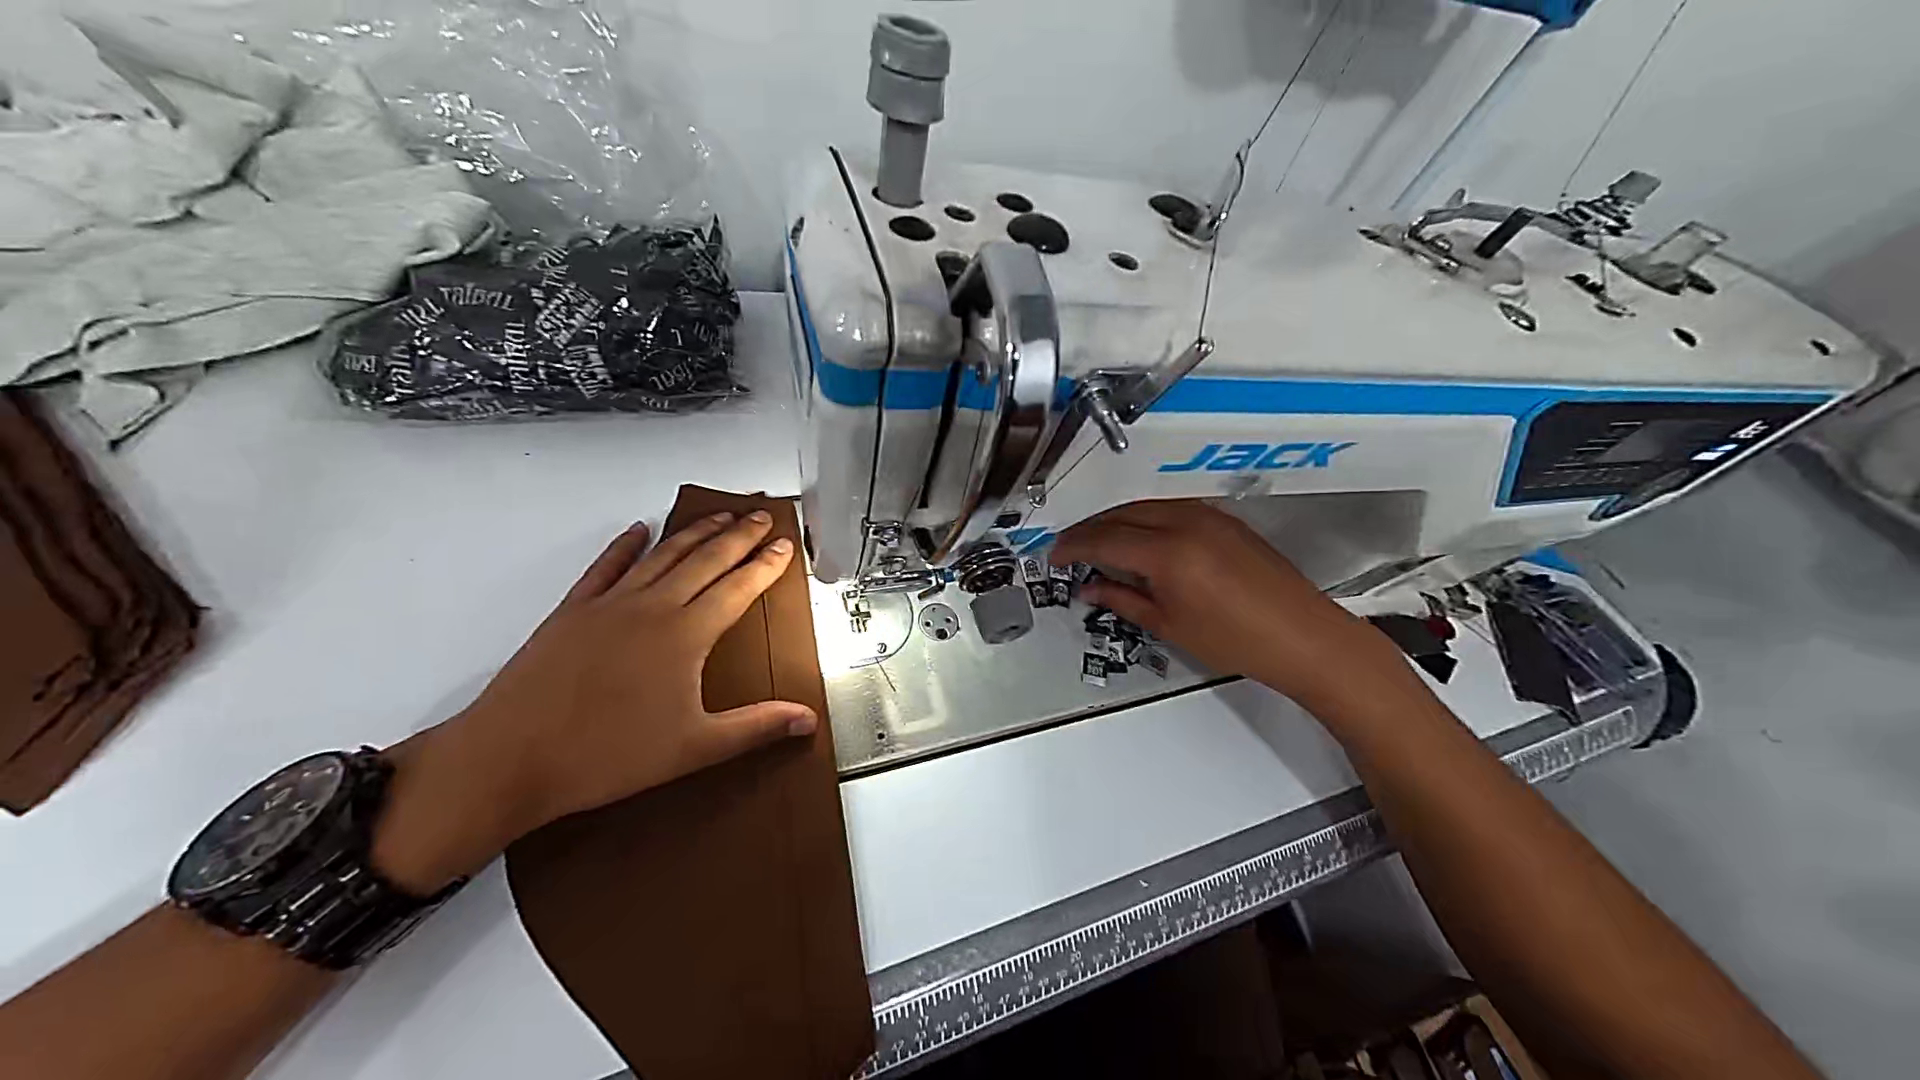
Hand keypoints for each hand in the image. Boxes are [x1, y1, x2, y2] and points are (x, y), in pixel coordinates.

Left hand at [373, 511, 815, 891]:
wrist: (510, 760)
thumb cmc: (603, 756)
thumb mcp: (694, 747)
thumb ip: (755, 727)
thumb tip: (805, 720)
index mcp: (684, 635)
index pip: (738, 587)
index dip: (765, 565)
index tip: (781, 546)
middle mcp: (651, 609)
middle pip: (705, 559)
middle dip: (737, 535)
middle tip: (757, 517)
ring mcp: (609, 605)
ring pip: (662, 555)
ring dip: (694, 533)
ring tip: (718, 517)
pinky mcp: (572, 612)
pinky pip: (605, 567)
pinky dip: (624, 545)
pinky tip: (636, 530)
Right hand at [1051, 500, 1410, 713]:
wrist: (1303, 637)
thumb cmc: (1239, 640)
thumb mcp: (1169, 625)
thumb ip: (1123, 599)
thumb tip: (1091, 588)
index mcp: (1168, 553)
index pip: (1104, 539)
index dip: (1074, 547)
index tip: (1056, 557)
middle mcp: (1186, 523)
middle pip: (1120, 514)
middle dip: (1090, 529)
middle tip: (1070, 550)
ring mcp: (1208, 516)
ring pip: (1144, 505)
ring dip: (1115, 520)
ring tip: (1098, 544)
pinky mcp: (1223, 519)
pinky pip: (1169, 507)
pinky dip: (1143, 518)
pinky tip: (1138, 538)